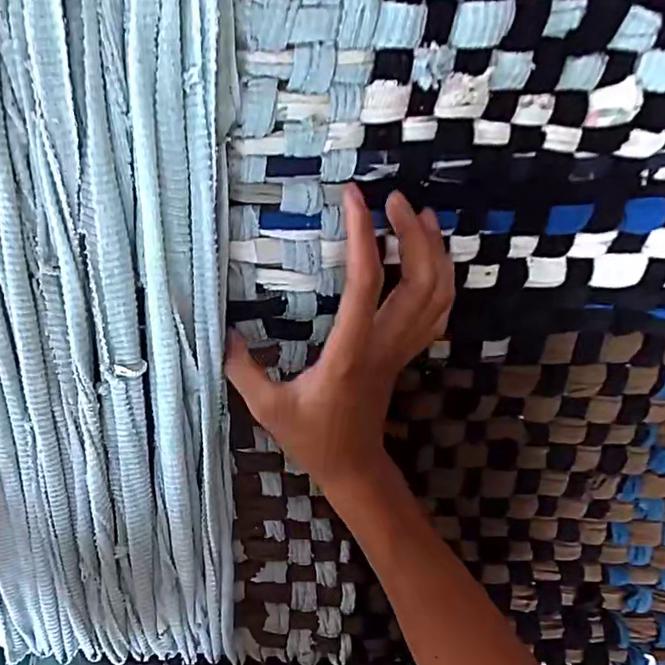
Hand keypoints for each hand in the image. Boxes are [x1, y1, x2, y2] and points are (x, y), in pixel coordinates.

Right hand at [225, 185, 452, 496]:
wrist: (354, 466)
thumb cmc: (312, 439)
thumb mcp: (267, 409)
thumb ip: (243, 370)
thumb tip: (224, 334)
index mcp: (349, 353)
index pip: (365, 284)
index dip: (362, 235)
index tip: (353, 198)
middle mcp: (384, 346)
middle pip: (419, 281)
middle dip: (411, 233)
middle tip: (392, 198)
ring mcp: (401, 350)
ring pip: (438, 294)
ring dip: (434, 250)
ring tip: (416, 214)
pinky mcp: (406, 353)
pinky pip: (438, 311)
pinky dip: (441, 278)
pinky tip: (428, 257)